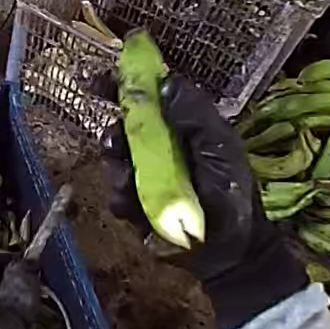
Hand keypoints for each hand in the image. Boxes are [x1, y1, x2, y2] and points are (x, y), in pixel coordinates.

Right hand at [102, 75, 303, 328]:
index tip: (96, 80)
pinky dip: (123, 198)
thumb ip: (195, 113)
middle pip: (119, 128)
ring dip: (117, 167)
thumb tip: (166, 81)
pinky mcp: (134, 207)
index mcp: (177, 126)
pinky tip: (136, 206)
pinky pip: (116, 197)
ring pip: (113, 162)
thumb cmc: (232, 190)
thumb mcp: (219, 145)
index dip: (119, 86)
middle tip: (114, 139)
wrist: (234, 249)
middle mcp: (155, 147)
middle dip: (112, 133)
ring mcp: (142, 177)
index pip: (144, 98)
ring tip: (131, 178)